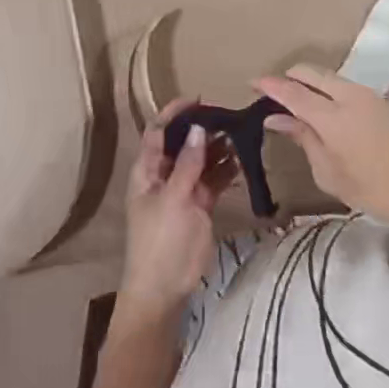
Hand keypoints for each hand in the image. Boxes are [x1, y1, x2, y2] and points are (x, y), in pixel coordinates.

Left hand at [120, 100, 232, 319]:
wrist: (163, 287)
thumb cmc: (161, 240)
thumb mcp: (174, 198)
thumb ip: (187, 164)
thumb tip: (199, 129)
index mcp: (147, 170)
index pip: (157, 132)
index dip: (173, 114)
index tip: (197, 99)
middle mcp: (162, 175)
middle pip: (181, 144)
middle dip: (201, 129)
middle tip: (228, 117)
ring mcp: (180, 191)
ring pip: (199, 162)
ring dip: (216, 149)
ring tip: (239, 135)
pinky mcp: (197, 207)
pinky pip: (210, 182)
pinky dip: (223, 172)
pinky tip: (241, 161)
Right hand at [252, 65, 388, 224]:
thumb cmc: (375, 190)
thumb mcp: (329, 173)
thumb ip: (303, 139)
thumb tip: (276, 118)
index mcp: (333, 118)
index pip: (292, 92)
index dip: (270, 86)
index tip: (251, 83)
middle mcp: (349, 97)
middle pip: (310, 72)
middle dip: (287, 77)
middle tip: (271, 93)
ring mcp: (367, 96)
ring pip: (328, 76)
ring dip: (308, 82)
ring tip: (294, 103)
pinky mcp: (379, 101)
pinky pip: (343, 85)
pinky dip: (325, 89)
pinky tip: (320, 109)